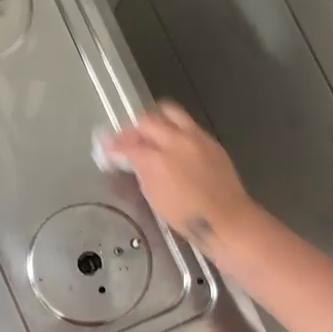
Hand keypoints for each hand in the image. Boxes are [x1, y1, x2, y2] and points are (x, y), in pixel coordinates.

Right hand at [107, 103, 254, 246]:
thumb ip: (141, 172)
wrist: (225, 219)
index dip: (114, 145)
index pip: (128, 144)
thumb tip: (132, 159)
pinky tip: (173, 143)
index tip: (107, 148)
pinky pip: (187, 124)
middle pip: (148, 120)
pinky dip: (175, 128)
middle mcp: (177, 141)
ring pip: (170, 112)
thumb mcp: (154, 197)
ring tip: (151, 133)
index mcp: (158, 160)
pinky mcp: (210, 140)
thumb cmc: (186, 216)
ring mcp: (196, 137)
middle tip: (127, 139)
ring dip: (155, 120)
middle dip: (133, 128)